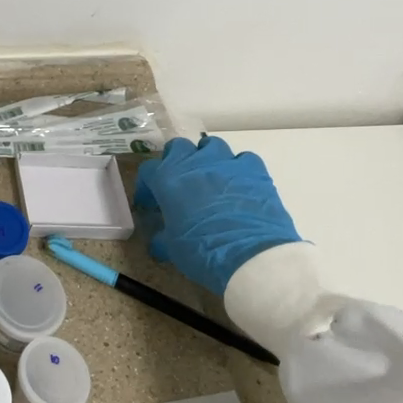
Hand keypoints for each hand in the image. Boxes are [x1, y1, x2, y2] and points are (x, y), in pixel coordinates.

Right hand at [133, 135, 300, 295]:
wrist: (253, 257)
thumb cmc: (203, 251)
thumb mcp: (173, 247)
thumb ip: (163, 236)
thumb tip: (159, 241)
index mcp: (166, 179)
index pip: (148, 171)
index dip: (148, 186)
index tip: (152, 203)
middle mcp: (192, 163)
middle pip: (178, 147)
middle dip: (177, 161)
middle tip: (182, 182)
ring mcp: (225, 162)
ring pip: (212, 145)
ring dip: (208, 157)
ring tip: (213, 177)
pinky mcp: (254, 170)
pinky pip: (244, 159)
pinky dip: (241, 169)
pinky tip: (242, 186)